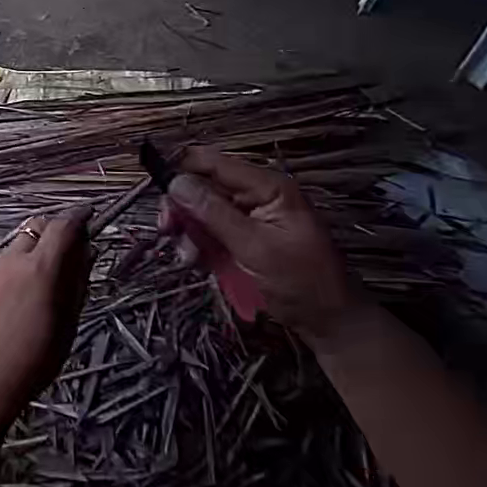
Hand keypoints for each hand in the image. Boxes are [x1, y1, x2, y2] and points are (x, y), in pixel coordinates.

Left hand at [0, 207, 92, 425]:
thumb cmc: (35, 359)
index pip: (64, 225)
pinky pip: (6, 260)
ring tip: (49, 276)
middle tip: (72, 247)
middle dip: (57, 229)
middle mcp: (15, 258)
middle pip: (39, 225)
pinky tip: (24, 291)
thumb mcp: (68, 322)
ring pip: (21, 242)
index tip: (90, 215)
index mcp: (42, 268)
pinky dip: (20, 263)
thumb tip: (87, 252)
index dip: (79, 216)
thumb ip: (77, 281)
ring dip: (38, 247)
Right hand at [161, 147, 357, 334]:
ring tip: (189, 257)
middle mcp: (254, 195)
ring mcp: (247, 218)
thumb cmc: (302, 283)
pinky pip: (208, 232)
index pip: (212, 161)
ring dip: (188, 231)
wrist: (332, 324)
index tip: (154, 186)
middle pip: (201, 186)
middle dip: (181, 207)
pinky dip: (198, 245)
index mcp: (265, 186)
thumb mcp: (254, 247)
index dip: (180, 167)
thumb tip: (175, 181)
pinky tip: (198, 262)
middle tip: (167, 230)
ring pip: (199, 211)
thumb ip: (213, 213)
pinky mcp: (241, 238)